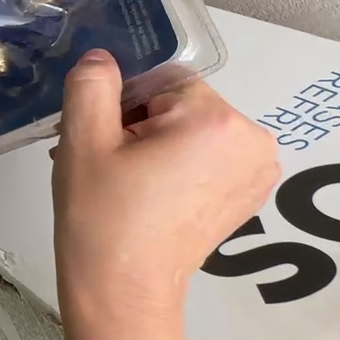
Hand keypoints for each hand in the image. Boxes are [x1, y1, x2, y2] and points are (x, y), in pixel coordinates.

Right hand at [52, 50, 279, 318]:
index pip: (161, 78)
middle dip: (131, 121)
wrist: (122, 281)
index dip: (119, 101)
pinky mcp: (247, 194)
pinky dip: (168, 164)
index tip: (96, 137)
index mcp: (218, 121)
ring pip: (186, 129)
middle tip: (96, 157)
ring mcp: (258, 171)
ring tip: (112, 176)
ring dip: (145, 143)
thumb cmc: (100, 208)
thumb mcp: (82, 139)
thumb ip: (91, 86)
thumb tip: (101, 57)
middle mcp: (255, 141)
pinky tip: (138, 191)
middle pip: (177, 103)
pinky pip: (202, 156)